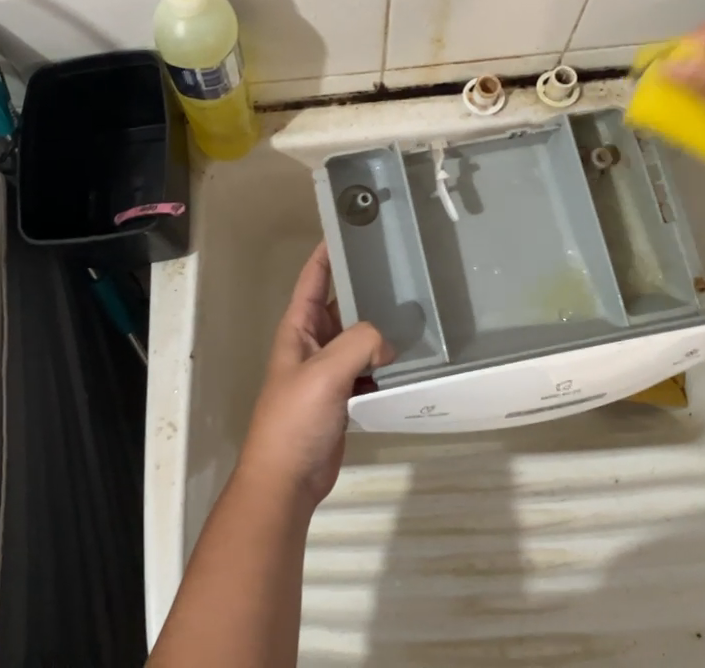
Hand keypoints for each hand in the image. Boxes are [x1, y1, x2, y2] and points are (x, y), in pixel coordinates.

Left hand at [237, 243, 393, 511]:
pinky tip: (411, 359)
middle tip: (402, 267)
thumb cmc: (295, 418)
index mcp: (298, 328)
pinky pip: (368, 369)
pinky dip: (386, 364)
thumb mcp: (325, 372)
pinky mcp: (343, 397)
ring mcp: (328, 371)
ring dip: (380, 327)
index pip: (312, 278)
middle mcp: (312, 343)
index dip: (327, 251)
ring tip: (417, 308)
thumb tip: (388, 342)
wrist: (287, 478)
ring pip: (358, 338)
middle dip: (365, 287)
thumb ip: (358, 345)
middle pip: (341, 305)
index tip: (351, 225)